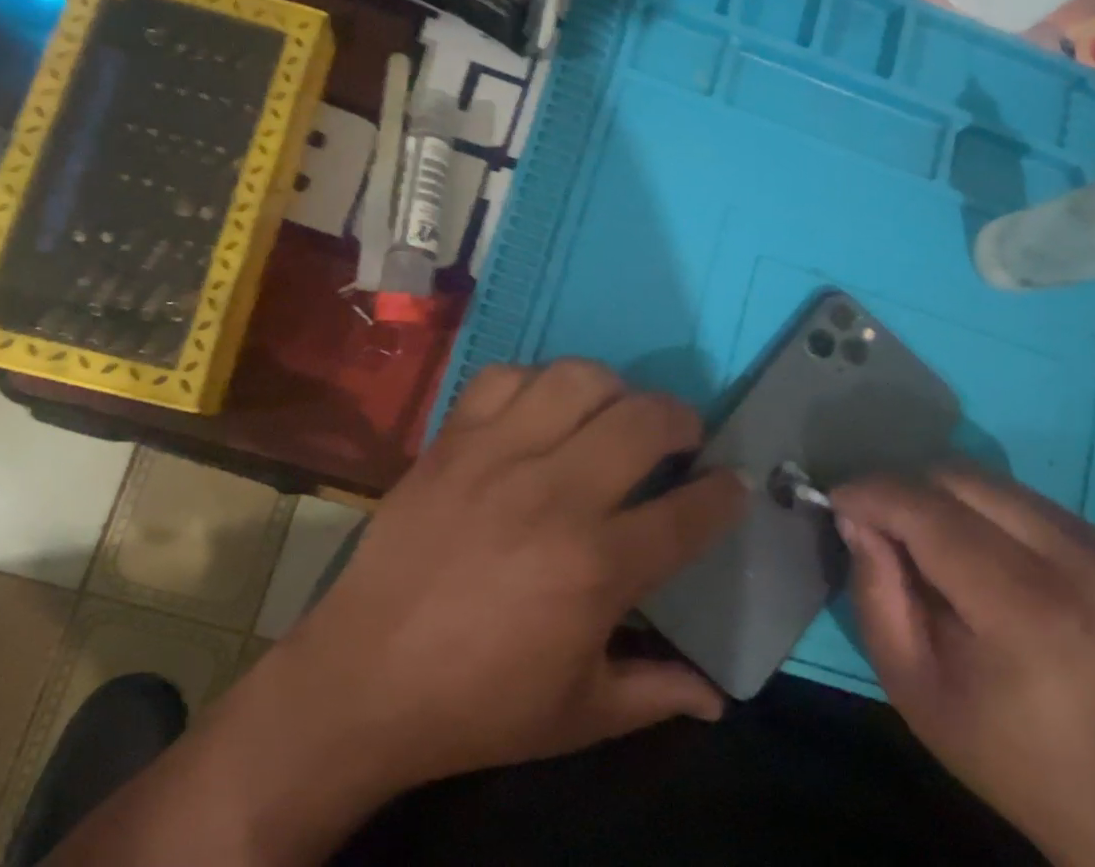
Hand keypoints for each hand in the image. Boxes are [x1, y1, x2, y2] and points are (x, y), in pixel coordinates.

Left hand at [252, 360, 745, 784]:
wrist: (364, 681)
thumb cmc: (478, 706)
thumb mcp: (580, 716)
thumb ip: (658, 694)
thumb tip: (719, 696)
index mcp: (598, 567)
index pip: (689, 512)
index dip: (723, 495)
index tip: (731, 487)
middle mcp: (555, 495)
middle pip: (645, 420)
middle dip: (682, 421)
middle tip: (680, 441)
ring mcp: (496, 458)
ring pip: (577, 380)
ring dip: (614, 390)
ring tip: (613, 417)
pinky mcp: (448, 444)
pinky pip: (502, 379)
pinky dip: (534, 383)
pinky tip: (540, 411)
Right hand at [833, 468, 1094, 866]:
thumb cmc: (998, 746)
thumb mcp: (908, 681)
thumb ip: (876, 592)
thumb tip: (856, 519)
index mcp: (1023, 609)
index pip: (931, 514)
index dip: (874, 494)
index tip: (835, 500)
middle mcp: (1071, 560)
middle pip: (959, 480)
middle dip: (903, 491)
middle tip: (874, 528)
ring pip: (986, 479)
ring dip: (937, 498)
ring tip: (918, 543)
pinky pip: (1015, 497)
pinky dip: (973, 509)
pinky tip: (966, 553)